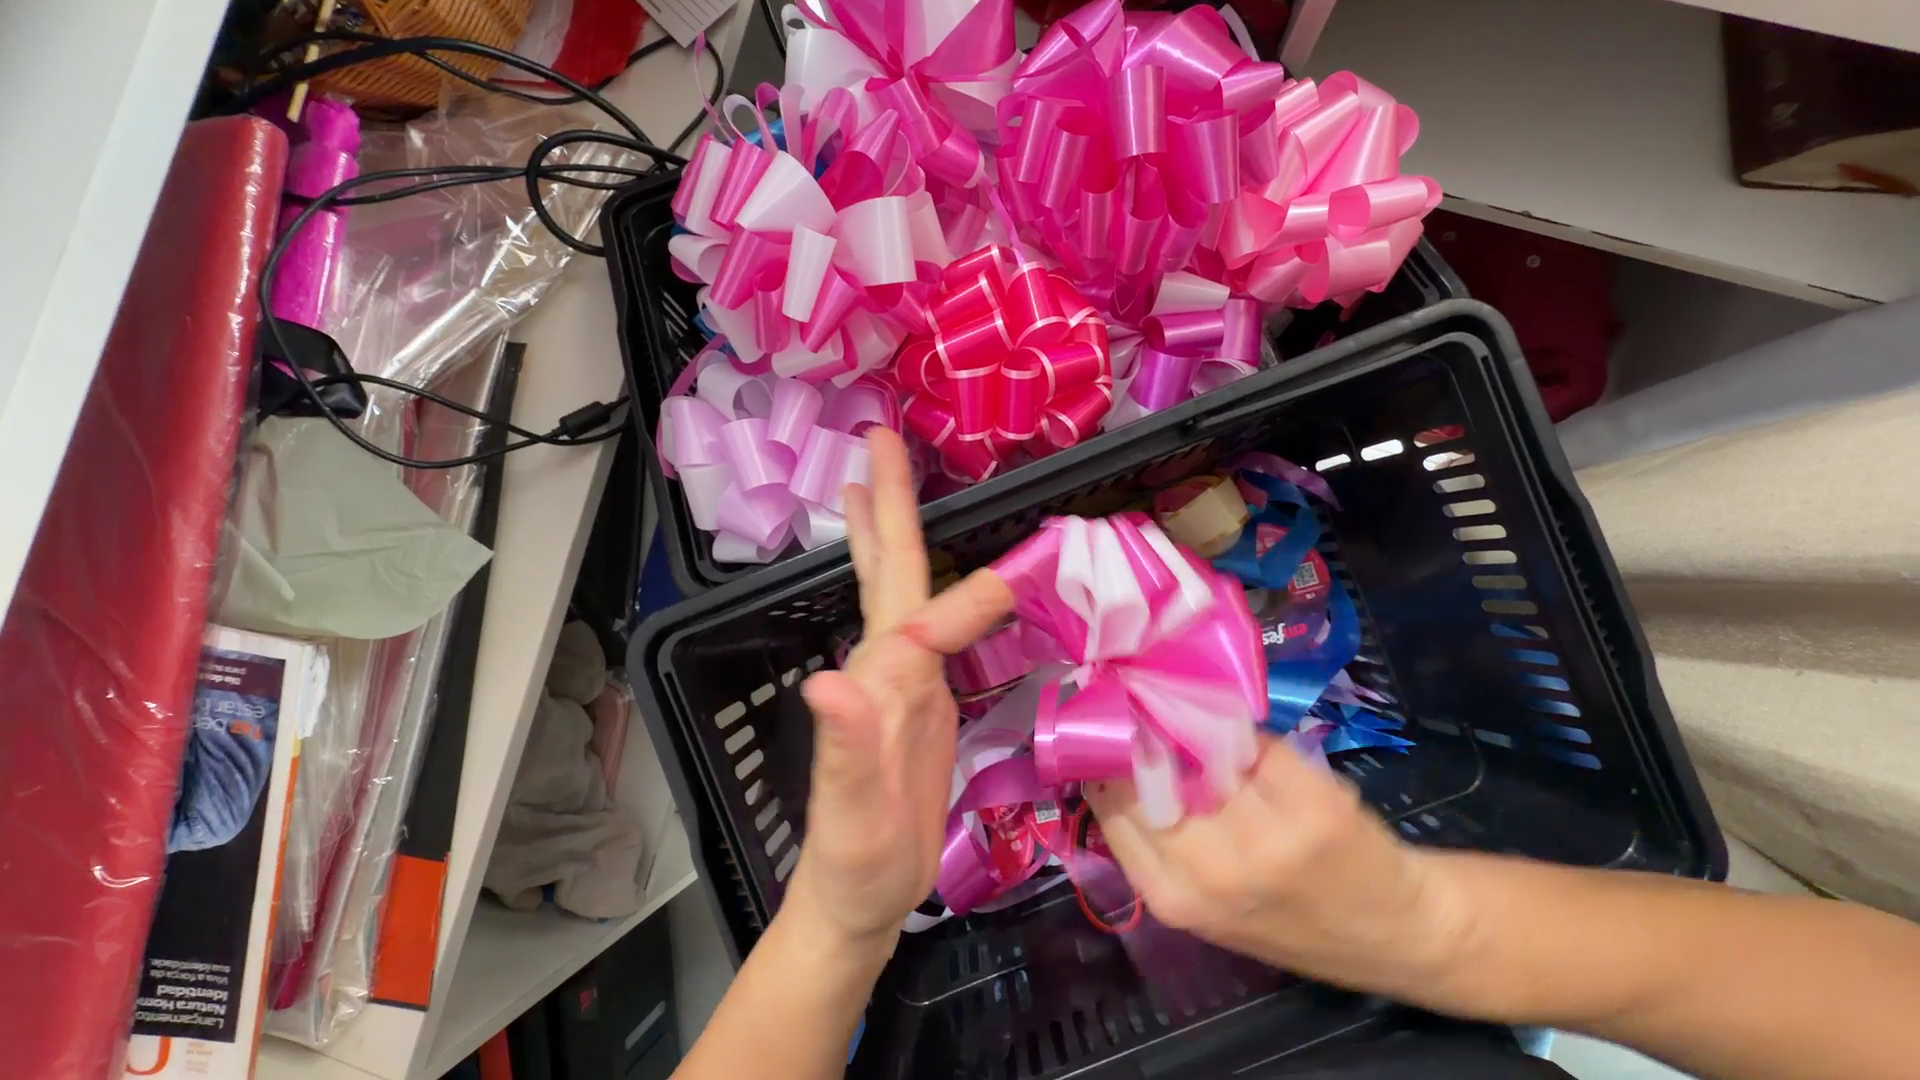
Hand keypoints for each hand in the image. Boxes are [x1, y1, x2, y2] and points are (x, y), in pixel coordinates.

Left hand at [787, 429, 1014, 951]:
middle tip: (880, 438)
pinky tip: (933, 580)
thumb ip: (846, 752)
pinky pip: (930, 625)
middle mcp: (885, 669)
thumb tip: (830, 679)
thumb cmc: (856, 865)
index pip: (924, 621)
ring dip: (890, 534)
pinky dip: (930, 587)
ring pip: (900, 591)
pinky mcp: (921, 700)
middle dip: (889, 505)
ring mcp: (902, 682)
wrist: (855, 901)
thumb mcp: (851, 819)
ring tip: (878, 487)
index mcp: (878, 685)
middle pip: (891, 574)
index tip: (1015, 579)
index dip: (969, 600)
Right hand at [1086, 737, 1474, 999]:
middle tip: (1144, 707)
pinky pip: (1259, 744)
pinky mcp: (1316, 810)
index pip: (1106, 796)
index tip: (1108, 723)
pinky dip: (1254, 739)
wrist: (1396, 935)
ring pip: (1199, 745)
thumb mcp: (1203, 896)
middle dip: (1142, 727)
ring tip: (1201, 727)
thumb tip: (1120, 748)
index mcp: (1169, 893)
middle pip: (1145, 765)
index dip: (1103, 751)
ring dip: (1196, 727)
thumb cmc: (1289, 915)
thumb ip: (1157, 834)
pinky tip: (1257, 750)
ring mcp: (1266, 840)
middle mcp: (1211, 870)